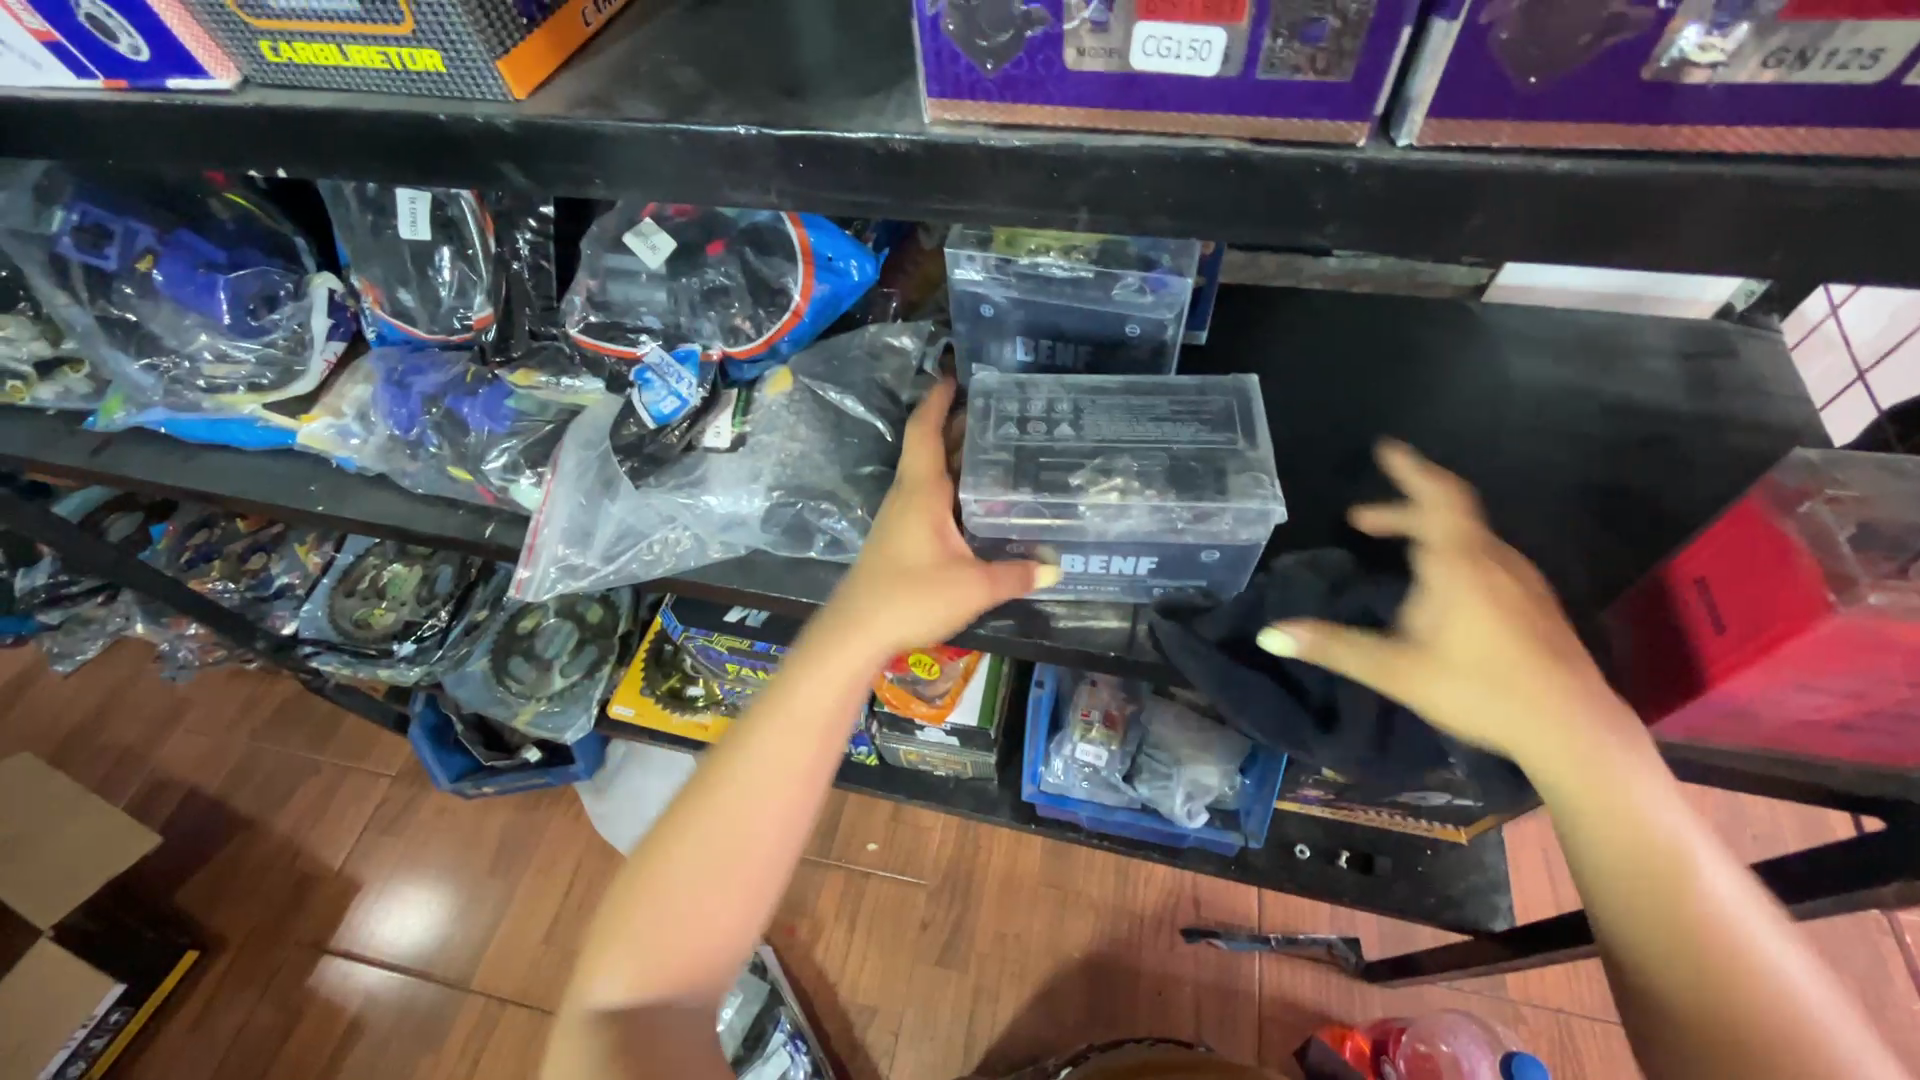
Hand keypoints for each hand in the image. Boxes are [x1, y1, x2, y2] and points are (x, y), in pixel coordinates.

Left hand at [820, 377, 1056, 657]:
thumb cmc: (911, 597)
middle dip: (960, 424)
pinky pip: (932, 498)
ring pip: (933, 473)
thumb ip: (1015, 574)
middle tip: (1000, 409)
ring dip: (959, 457)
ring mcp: (903, 516)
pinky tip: (979, 499)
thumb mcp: (973, 587)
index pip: (927, 430)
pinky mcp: (903, 537)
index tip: (958, 374)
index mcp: (922, 490)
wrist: (857, 631)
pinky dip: (955, 487)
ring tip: (999, 445)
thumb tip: (1056, 567)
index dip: (940, 400)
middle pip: (933, 447)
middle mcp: (910, 495)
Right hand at [1256, 439, 1636, 768]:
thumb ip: (1332, 646)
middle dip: (1401, 511)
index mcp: (1459, 564)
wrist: (1572, 727)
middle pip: (1448, 515)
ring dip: (1427, 532)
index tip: (1386, 449)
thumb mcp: (1395, 670)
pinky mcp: (1534, 602)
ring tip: (1395, 550)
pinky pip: (1485, 557)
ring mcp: (1520, 580)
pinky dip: (1451, 552)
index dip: (1411, 469)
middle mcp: (1493, 560)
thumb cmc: (1479, 690)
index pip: (1437, 497)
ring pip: (1468, 537)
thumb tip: (1268, 633)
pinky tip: (1439, 587)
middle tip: (1360, 521)